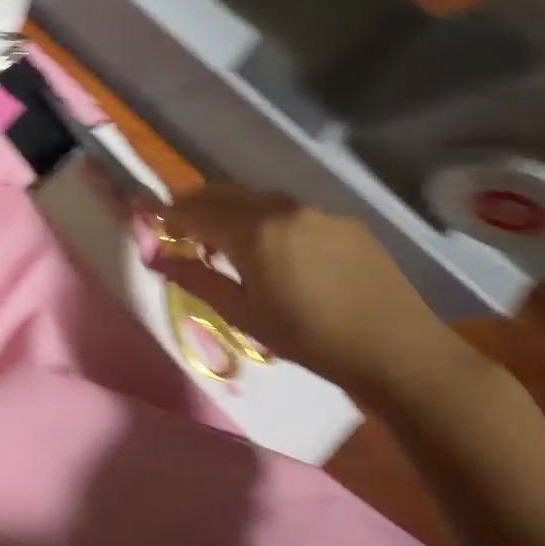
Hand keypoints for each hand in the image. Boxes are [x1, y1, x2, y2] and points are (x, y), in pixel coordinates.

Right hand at [159, 185, 470, 402]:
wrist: (400, 352)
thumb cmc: (310, 338)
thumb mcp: (242, 314)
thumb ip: (195, 278)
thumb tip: (156, 259)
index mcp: (252, 231)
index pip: (192, 210)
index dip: (164, 212)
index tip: (144, 215)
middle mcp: (281, 209)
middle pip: (222, 193)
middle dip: (194, 206)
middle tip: (179, 229)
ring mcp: (317, 212)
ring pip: (256, 199)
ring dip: (231, 211)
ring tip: (225, 242)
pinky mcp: (344, 223)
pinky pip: (289, 211)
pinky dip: (266, 220)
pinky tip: (273, 251)